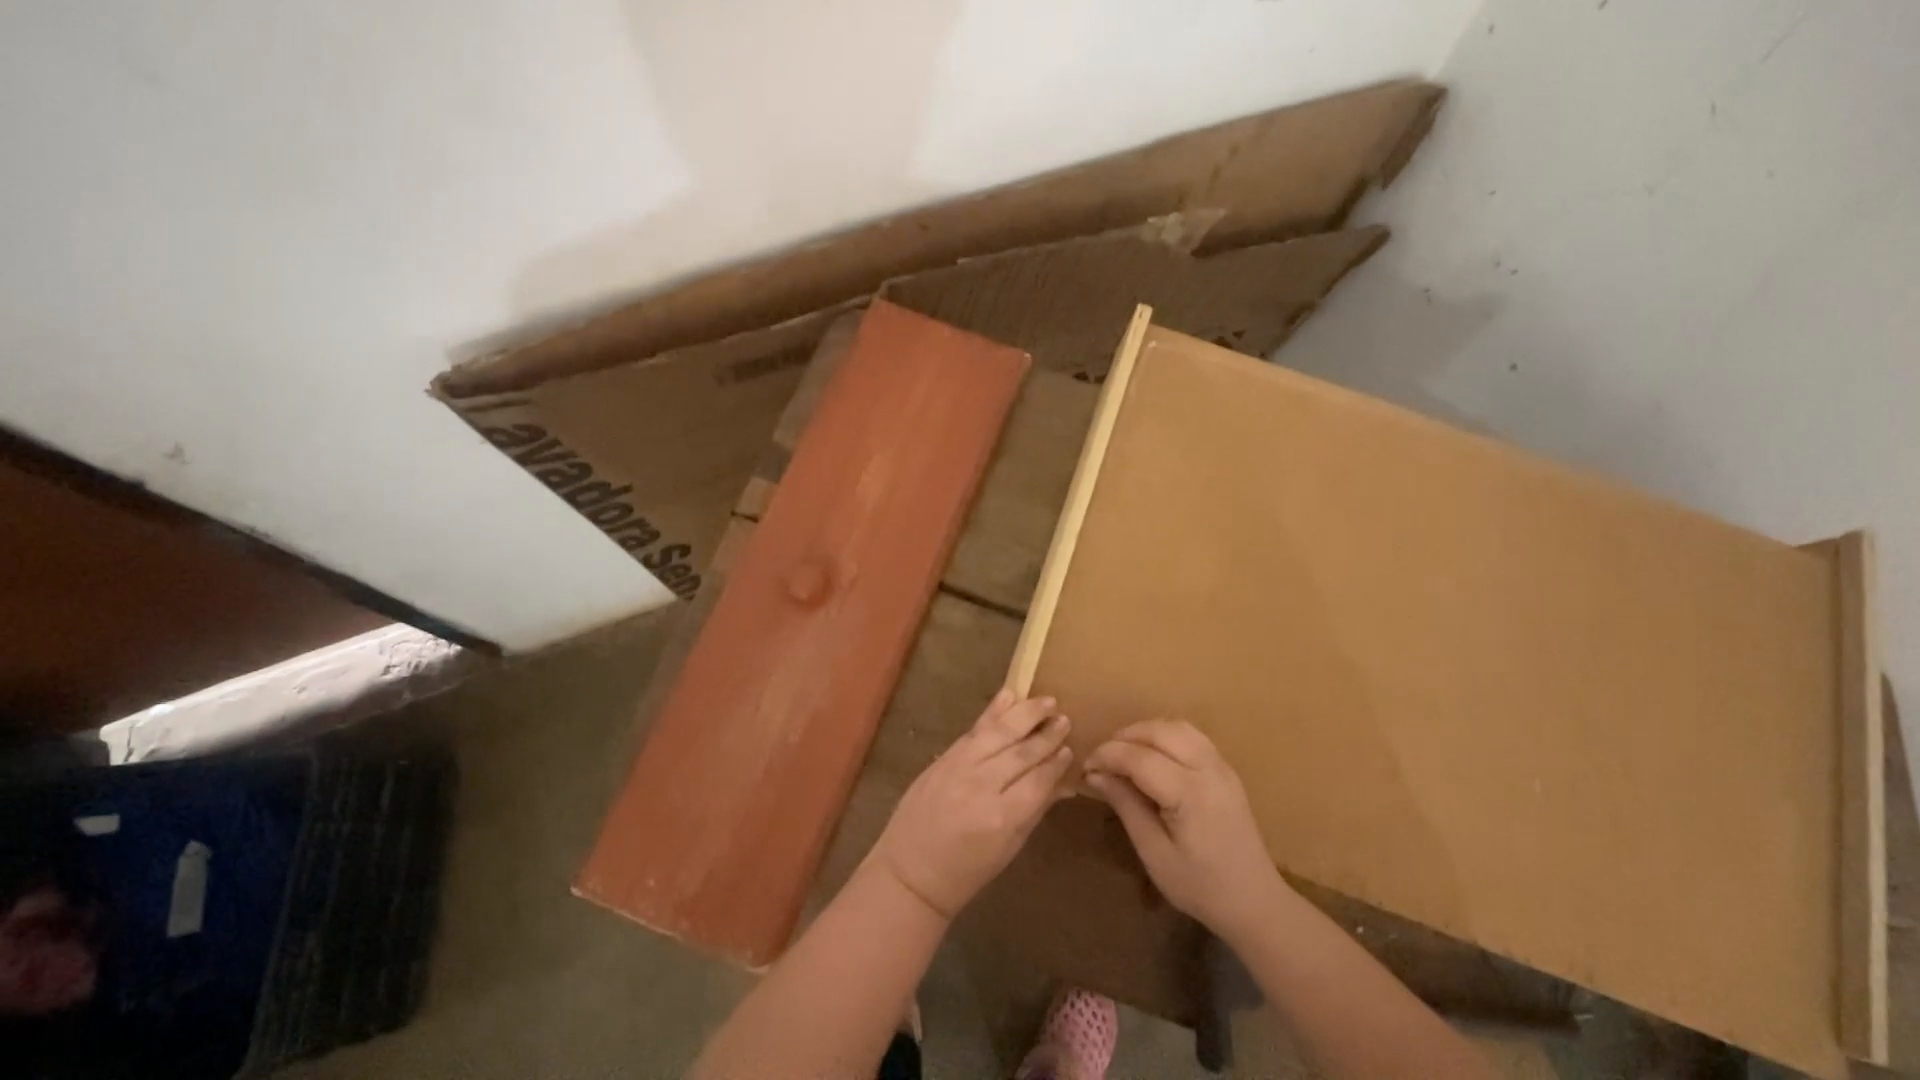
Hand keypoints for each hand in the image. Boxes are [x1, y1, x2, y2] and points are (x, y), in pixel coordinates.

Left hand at [870, 690, 1074, 920]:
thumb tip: (1062, 783)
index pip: (1039, 780)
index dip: (1057, 763)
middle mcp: (981, 786)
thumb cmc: (966, 871)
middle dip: (1046, 735)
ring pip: (998, 733)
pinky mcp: (943, 759)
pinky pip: (972, 730)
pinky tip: (1009, 695)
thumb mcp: (1009, 848)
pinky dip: (992, 711)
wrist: (911, 871)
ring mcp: (958, 768)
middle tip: (1065, 720)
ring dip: (1025, 714)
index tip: (1070, 750)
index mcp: (1002, 818)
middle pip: (1022, 752)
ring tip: (1046, 701)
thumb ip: (1035, 809)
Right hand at [1084, 719, 1289, 943]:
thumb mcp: (1154, 853)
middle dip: (1125, 737)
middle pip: (1160, 731)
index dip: (1107, 756)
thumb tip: (1096, 775)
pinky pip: (1193, 737)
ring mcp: (1222, 767)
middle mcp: (1209, 769)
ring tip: (1123, 754)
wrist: (1254, 901)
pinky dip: (1166, 736)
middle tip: (1102, 759)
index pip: (1140, 757)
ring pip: (1179, 727)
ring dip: (1146, 732)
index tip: (1085, 768)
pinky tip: (1151, 757)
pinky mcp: (1227, 771)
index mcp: (1190, 793)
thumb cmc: (1200, 886)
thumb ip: (1126, 806)